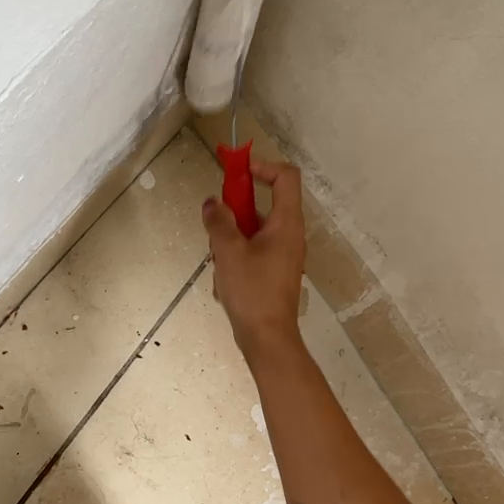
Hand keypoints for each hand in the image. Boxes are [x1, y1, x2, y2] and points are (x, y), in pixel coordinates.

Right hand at [203, 159, 306, 355]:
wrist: (266, 337)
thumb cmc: (251, 291)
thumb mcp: (228, 252)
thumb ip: (218, 222)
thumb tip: (212, 203)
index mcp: (286, 223)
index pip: (285, 177)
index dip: (262, 166)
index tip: (237, 172)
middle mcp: (290, 235)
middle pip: (265, 205)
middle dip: (236, 210)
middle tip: (215, 225)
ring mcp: (284, 256)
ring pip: (255, 232)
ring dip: (232, 238)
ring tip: (217, 260)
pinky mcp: (275, 274)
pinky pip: (255, 253)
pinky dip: (237, 258)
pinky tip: (223, 279)